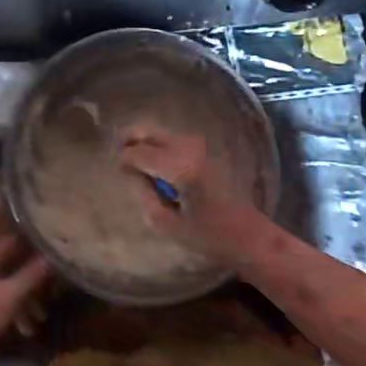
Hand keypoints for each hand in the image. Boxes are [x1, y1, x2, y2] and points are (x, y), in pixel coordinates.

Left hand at [0, 235, 50, 360]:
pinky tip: (33, 321)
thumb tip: (55, 254)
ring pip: (12, 278)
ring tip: (48, 305)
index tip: (58, 247)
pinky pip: (6, 293)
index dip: (36, 243)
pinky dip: (20, 303)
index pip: (14, 239)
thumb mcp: (10, 294)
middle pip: (14, 259)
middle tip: (59, 274)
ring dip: (30, 291)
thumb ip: (33, 272)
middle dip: (35, 270)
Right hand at [118, 123, 273, 266]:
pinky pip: (175, 139)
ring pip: (162, 132)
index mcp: (181, 167)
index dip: (124, 159)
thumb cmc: (209, 235)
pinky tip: (156, 162)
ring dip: (146, 141)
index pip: (140, 153)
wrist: (248, 232)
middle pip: (149, 131)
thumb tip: (135, 174)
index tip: (118, 170)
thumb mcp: (166, 224)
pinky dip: (160, 145)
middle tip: (117, 152)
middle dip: (130, 139)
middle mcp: (190, 148)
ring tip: (136, 160)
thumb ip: (145, 195)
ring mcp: (201, 144)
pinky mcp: (208, 148)